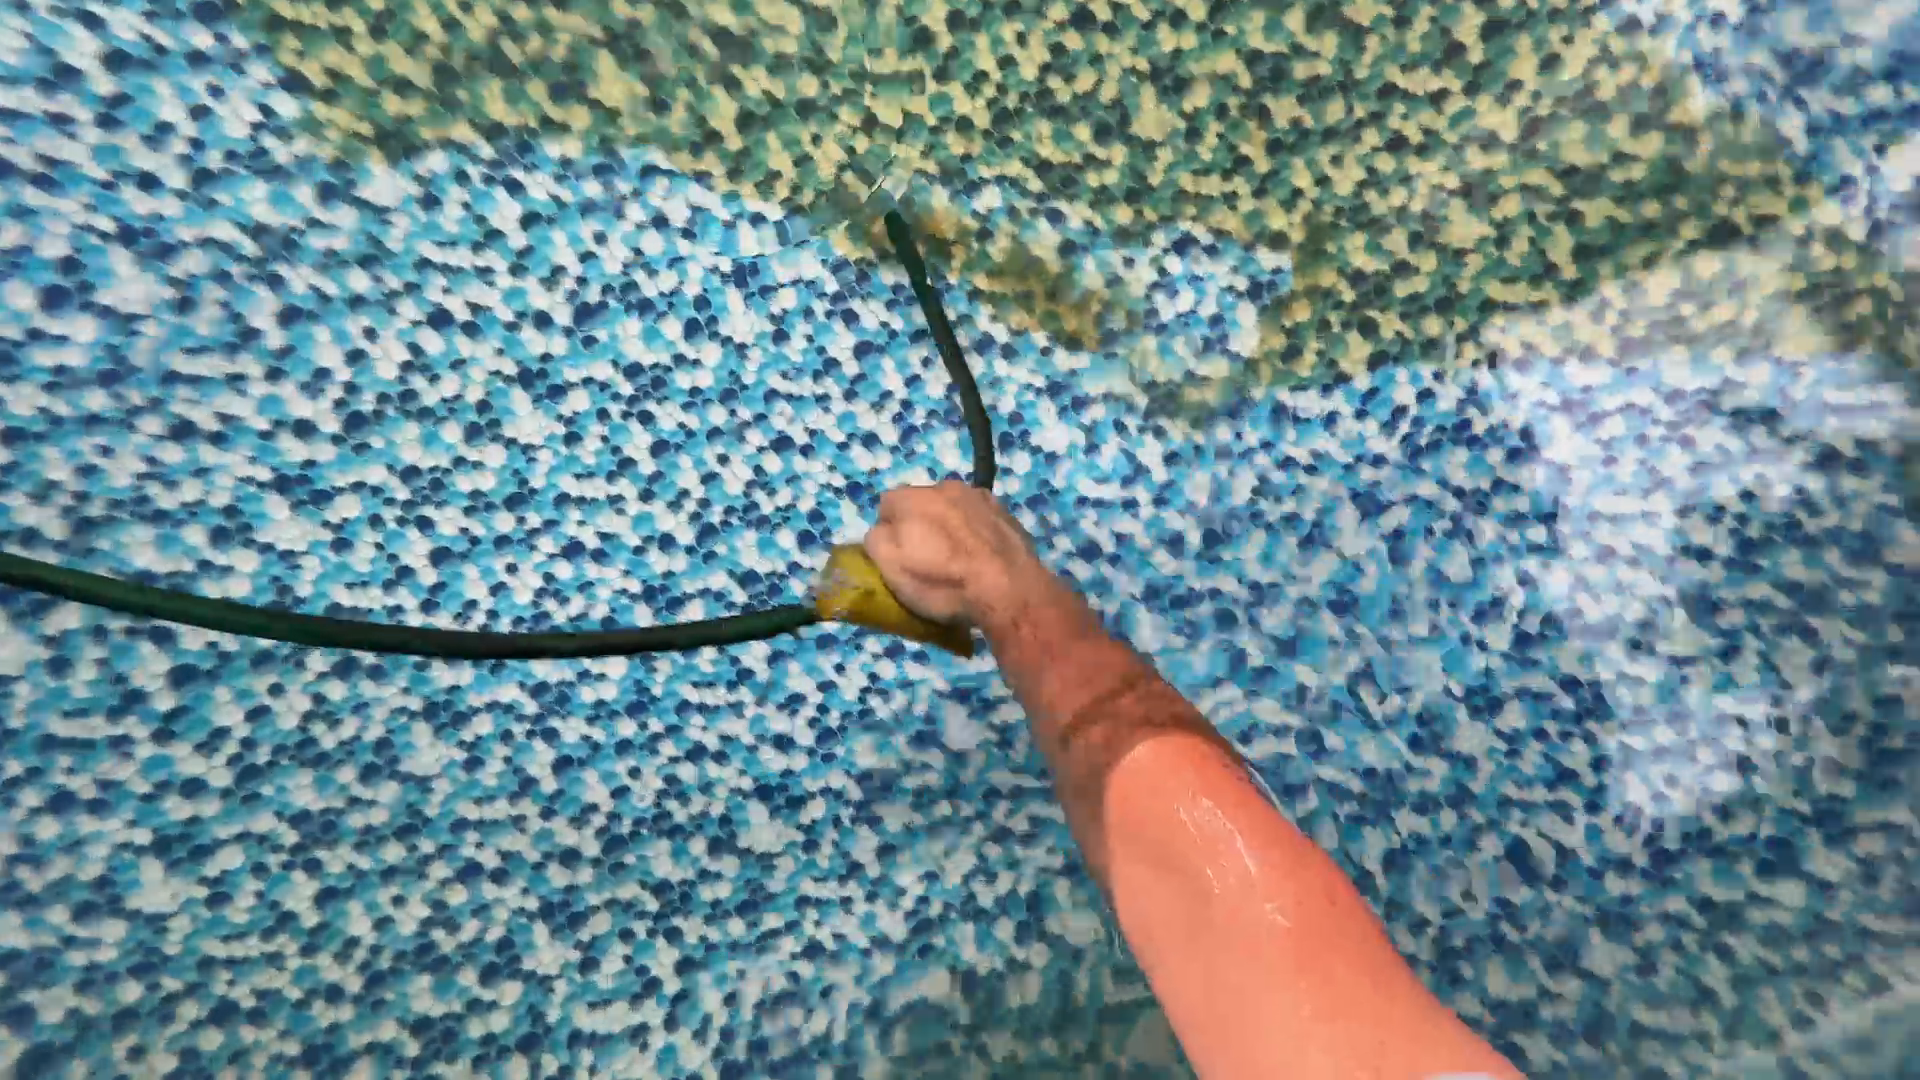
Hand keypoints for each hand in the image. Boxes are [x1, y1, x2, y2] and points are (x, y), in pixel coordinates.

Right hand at [862, 480, 1056, 628]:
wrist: (1009, 590)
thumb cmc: (943, 582)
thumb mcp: (891, 568)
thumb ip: (876, 540)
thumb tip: (882, 530)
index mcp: (912, 497)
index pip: (886, 505)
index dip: (889, 532)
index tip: (900, 557)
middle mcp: (945, 486)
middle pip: (922, 504)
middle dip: (921, 525)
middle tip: (929, 559)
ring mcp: (980, 496)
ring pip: (953, 509)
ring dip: (951, 526)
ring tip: (960, 560)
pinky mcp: (1006, 512)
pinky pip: (980, 519)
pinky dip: (977, 533)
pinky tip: (983, 558)